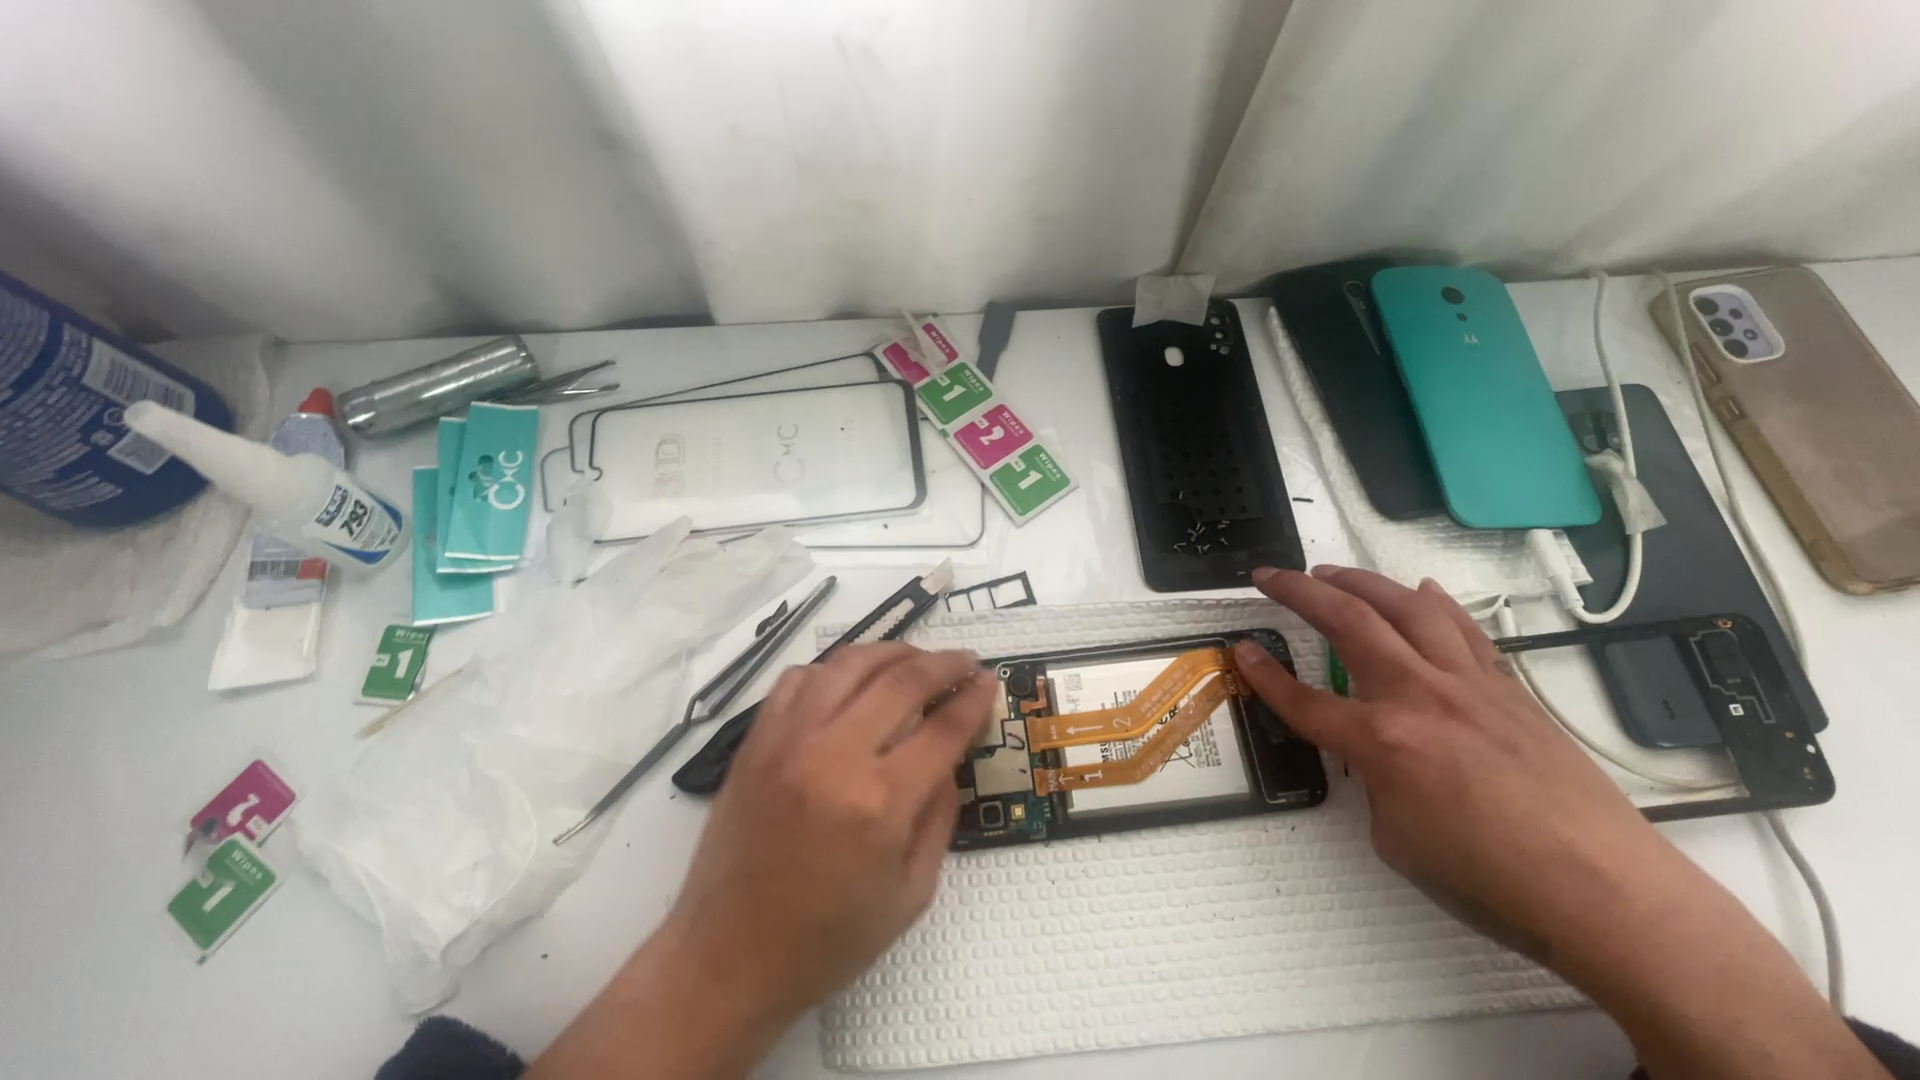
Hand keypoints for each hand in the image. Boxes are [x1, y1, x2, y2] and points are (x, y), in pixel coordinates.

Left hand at [532, 643, 991, 1079]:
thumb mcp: (910, 894)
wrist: (729, 956)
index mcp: (879, 802)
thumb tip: (947, 757)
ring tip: (915, 658)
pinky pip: (798, 680)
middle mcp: (833, 755)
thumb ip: (938, 816)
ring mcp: (787, 741)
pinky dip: (832, 670)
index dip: (973, 699)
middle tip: (964, 660)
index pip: (942, 728)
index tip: (988, 682)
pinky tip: (851, 681)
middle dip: (943, 664)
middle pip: (901, 680)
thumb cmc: (828, 940)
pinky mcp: (755, 742)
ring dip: (891, 652)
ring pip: (847, 664)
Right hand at [1234, 565, 1888, 1079]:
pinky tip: (1420, 589)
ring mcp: (1469, 684)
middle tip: (1270, 575)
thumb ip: (1375, 784)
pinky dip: (1433, 603)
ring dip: (1363, 581)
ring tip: (1332, 571)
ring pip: (1408, 608)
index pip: (1304, 700)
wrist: (1602, 887)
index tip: (1240, 649)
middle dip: (1301, 592)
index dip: (1264, 675)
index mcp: (1381, 742)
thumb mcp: (1398, 839)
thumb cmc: (1490, 879)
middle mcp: (1419, 697)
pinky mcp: (1509, 689)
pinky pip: (1462, 630)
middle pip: (1349, 623)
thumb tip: (1380, 760)